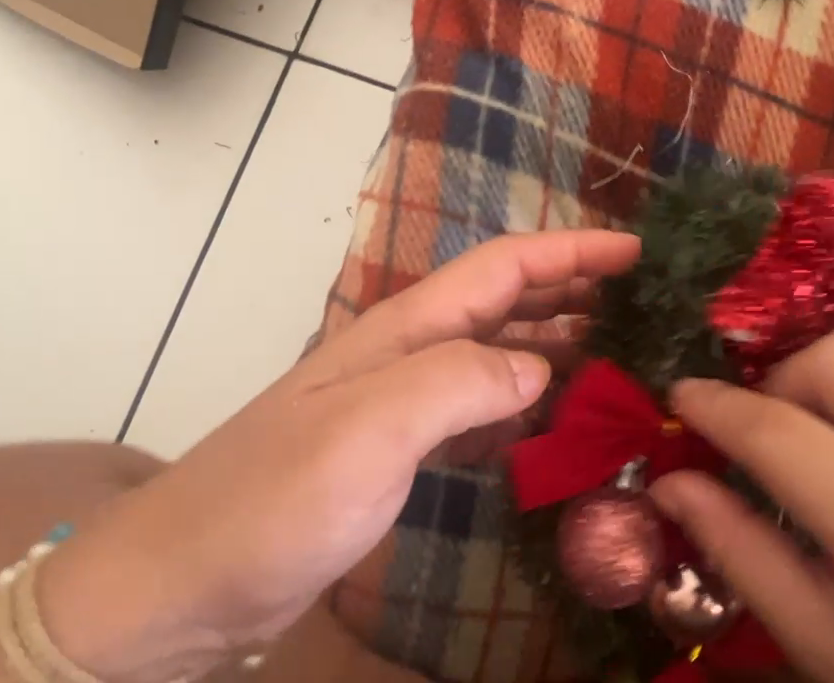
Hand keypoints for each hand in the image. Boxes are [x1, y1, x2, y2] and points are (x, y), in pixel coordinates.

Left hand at [38, 230, 641, 682]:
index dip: (573, 250)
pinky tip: (563, 429)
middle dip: (578, 295)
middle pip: (509, 304)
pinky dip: (531, 411)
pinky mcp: (401, 455)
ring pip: (502, 358)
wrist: (182, 583)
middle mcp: (412, 354)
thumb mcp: (369, 431)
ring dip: (562, 353)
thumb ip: (460, 383)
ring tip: (626, 367)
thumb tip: (543, 365)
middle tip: (650, 312)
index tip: (640, 252)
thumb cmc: (273, 498)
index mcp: (407, 329)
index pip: (505, 267)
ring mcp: (405, 405)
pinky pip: (485, 415)